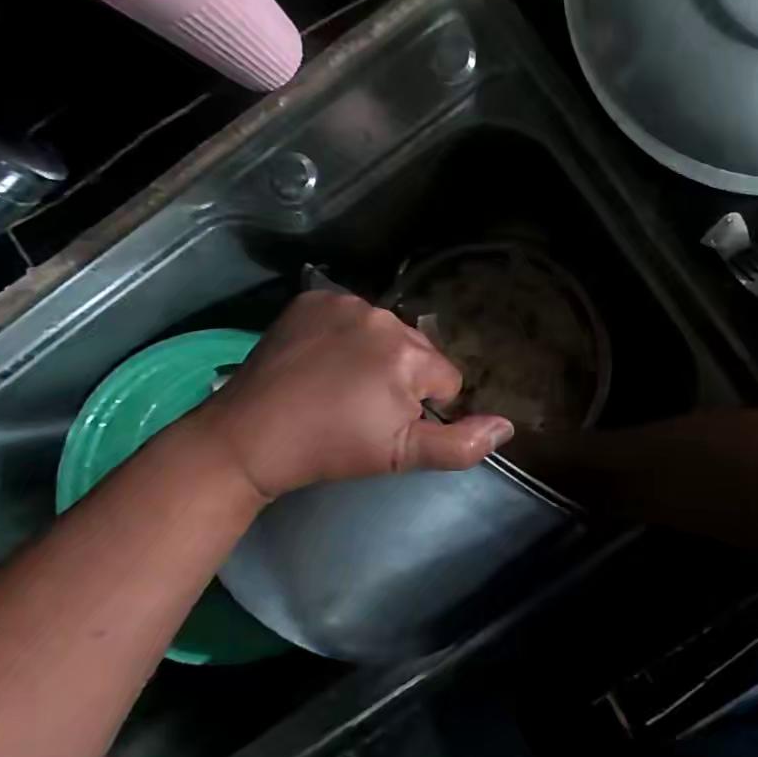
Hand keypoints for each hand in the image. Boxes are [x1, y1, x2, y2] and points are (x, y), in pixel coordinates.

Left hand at [175, 290, 513, 499]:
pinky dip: (342, 336)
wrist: (249, 437)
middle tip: (360, 409)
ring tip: (338, 386)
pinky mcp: (310, 299)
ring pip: (384, 333)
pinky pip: (348, 316)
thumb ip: (461, 444)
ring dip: (373, 355)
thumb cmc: (331, 449)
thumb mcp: (401, 457)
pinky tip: (319, 362)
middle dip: (400, 379)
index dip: (421, 408)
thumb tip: (507, 426)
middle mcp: (382, 316)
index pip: (446, 380)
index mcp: (410, 354)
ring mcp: (343, 302)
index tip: (384, 425)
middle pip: (416, 352)